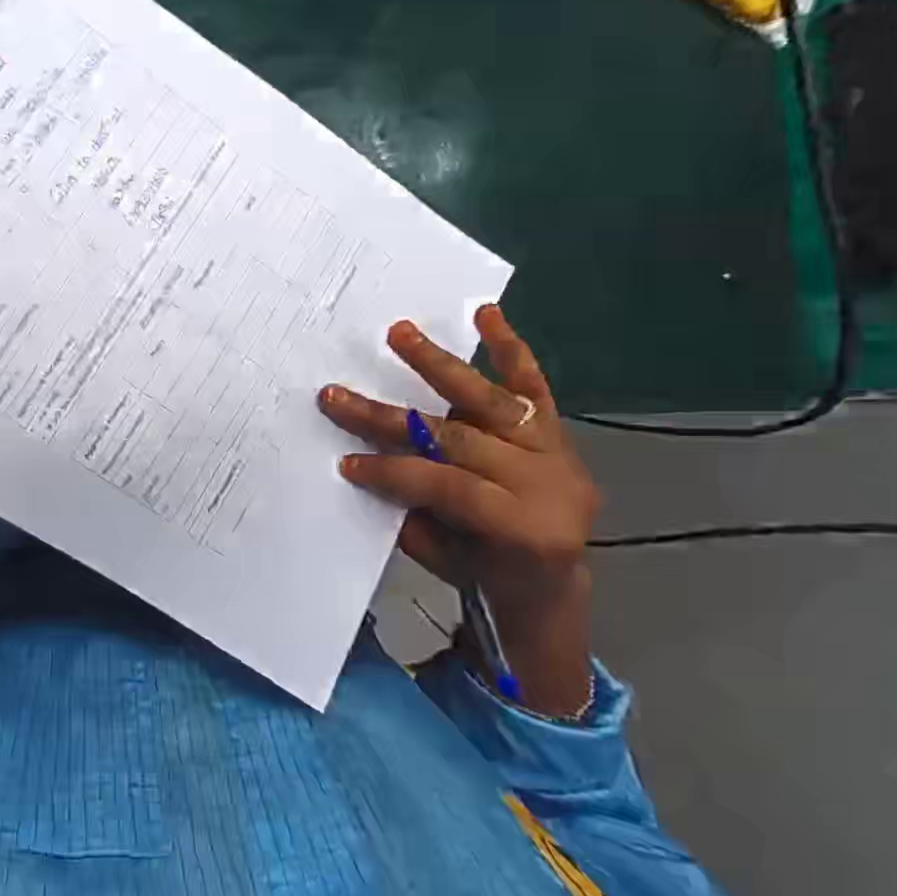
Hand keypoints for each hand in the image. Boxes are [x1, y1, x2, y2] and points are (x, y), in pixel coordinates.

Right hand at [318, 304, 599, 716]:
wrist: (552, 580)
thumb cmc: (487, 577)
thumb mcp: (445, 558)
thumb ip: (414, 509)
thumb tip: (369, 462)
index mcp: (524, 526)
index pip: (447, 484)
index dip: (394, 472)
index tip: (346, 461)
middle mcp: (548, 480)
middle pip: (458, 436)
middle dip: (390, 418)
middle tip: (339, 396)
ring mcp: (558, 451)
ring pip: (493, 400)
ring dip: (440, 366)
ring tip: (400, 335)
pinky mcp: (557, 432)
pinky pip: (534, 386)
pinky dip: (510, 349)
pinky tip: (485, 315)